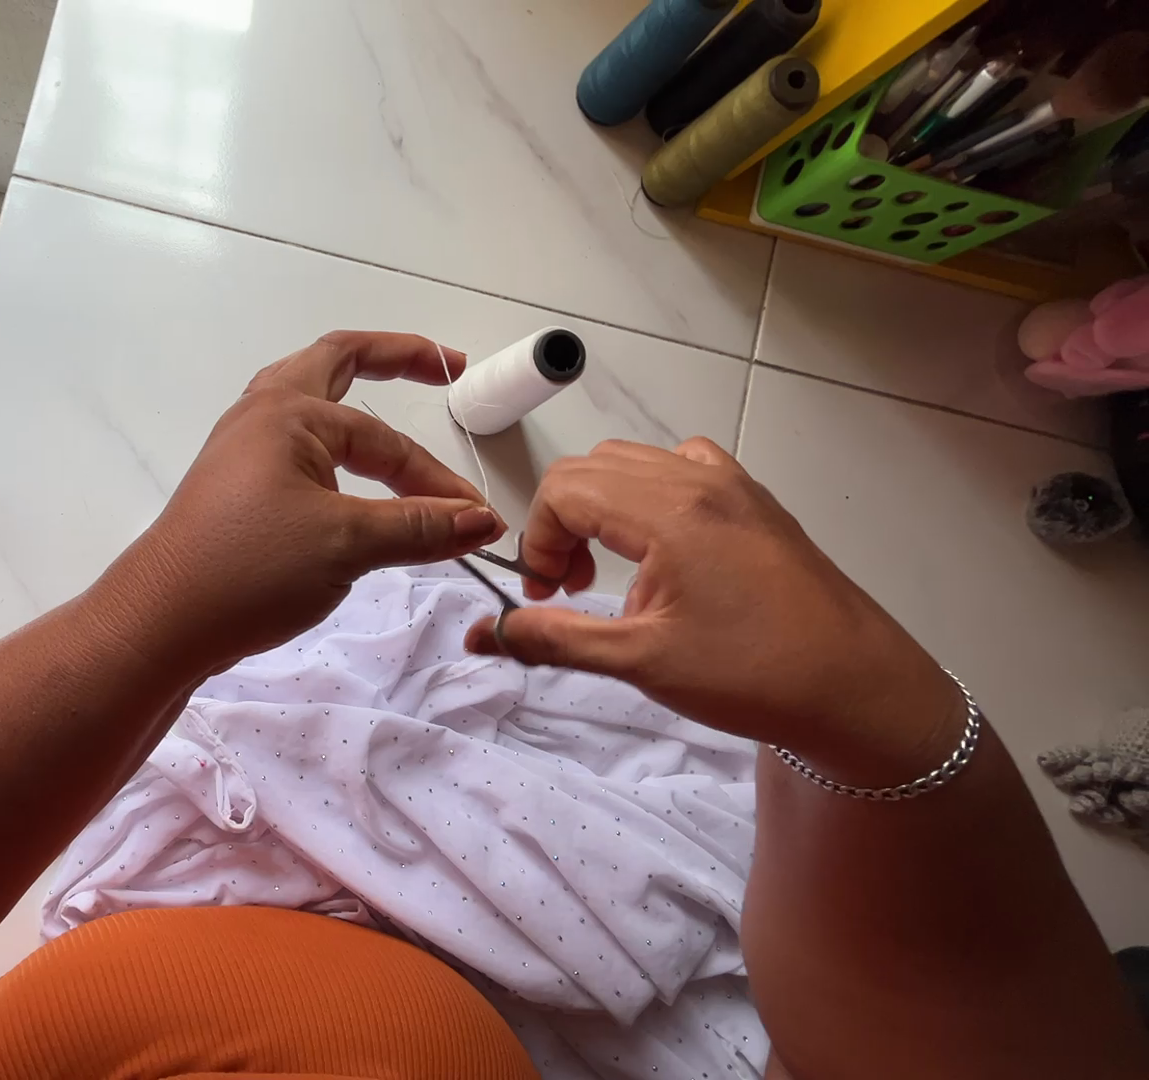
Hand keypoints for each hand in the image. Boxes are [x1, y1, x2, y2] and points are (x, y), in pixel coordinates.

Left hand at [91, 331, 505, 676]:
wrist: (162, 621)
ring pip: (304, 401)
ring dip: (348, 392)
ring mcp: (239, 451)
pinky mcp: (232, 488)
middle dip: (391, 358)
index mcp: (288, 413)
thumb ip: (418, 527)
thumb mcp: (345, 543)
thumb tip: (482, 521)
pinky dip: (326, 441)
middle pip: (333, 363)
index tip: (475, 521)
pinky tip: (337, 466)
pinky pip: (290, 445)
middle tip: (442, 367)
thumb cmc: (251, 568)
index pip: (385, 441)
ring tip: (386, 391)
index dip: (435, 481)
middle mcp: (259, 417)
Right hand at [466, 438, 963, 785]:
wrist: (867, 697)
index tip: (550, 597)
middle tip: (569, 587)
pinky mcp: (752, 500)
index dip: (538, 542)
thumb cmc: (751, 677)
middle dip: (558, 524)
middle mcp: (697, 481)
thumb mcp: (639, 661)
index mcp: (670, 513)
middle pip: (586, 470)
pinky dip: (643, 492)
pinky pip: (677, 465)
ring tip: (607, 567)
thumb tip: (479, 635)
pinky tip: (655, 541)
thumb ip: (551, 639)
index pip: (563, 491)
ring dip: (595, 507)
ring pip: (627, 462)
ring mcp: (730, 484)